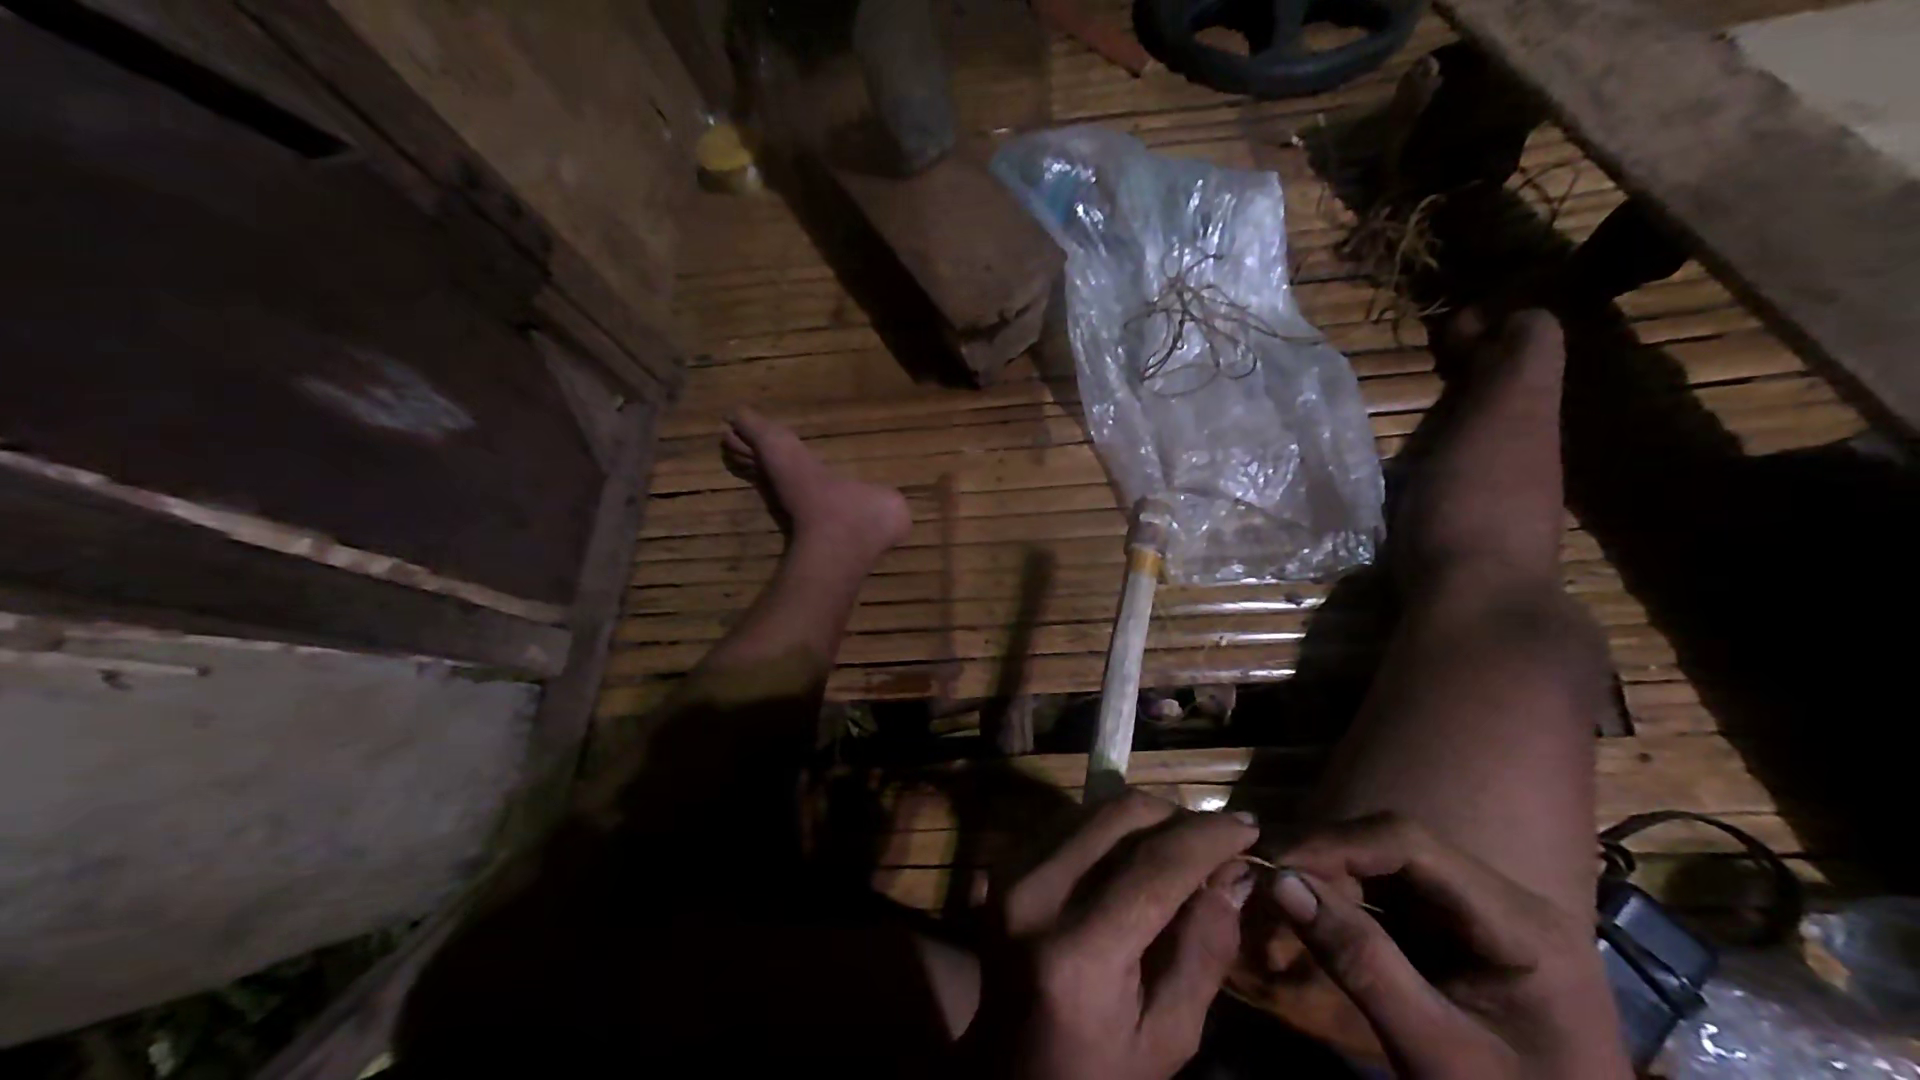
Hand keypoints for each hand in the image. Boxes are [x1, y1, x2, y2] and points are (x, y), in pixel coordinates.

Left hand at [956, 791, 1259, 1079]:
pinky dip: (1110, 826)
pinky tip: (1136, 851)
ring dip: (1145, 816)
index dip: (1208, 837)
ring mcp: (1010, 873)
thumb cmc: (1098, 1070)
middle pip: (1119, 816)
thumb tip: (1235, 874)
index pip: (1155, 866)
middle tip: (1216, 837)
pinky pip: (1068, 821)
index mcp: (1078, 953)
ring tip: (1181, 844)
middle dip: (1177, 815)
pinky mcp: (1002, 864)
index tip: (1249, 826)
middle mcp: (1035, 895)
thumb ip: (1204, 950)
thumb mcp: (1169, 1035)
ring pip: (1092, 809)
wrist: (1008, 1073)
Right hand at [1270, 813, 1631, 1079]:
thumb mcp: (1437, 1052)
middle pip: (1396, 848)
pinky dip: (1347, 902)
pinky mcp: (1460, 935)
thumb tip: (1278, 882)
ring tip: (1280, 893)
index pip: (1410, 844)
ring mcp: (1483, 915)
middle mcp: (1505, 900)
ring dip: (1330, 876)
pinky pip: (1392, 897)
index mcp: (1521, 923)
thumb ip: (1361, 964)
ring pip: (1387, 867)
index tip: (1274, 865)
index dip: (1335, 844)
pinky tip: (1314, 915)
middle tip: (1266, 879)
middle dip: (1326, 858)